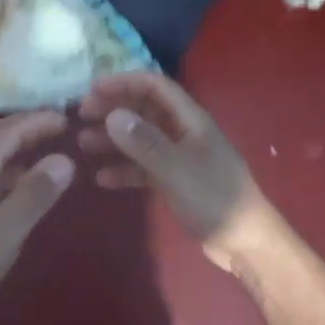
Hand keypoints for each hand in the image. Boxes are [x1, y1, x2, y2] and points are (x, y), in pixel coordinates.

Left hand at [0, 111, 74, 306]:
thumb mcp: (8, 228)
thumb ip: (36, 193)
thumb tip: (65, 160)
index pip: (8, 131)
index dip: (37, 121)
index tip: (66, 119)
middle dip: (25, 127)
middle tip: (57, 126)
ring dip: (14, 146)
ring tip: (43, 151)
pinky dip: (4, 166)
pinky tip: (18, 183)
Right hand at [79, 72, 282, 269]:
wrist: (244, 242)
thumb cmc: (215, 199)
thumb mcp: (176, 169)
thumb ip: (144, 142)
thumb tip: (112, 115)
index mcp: (192, 121)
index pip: (156, 87)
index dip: (124, 82)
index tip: (91, 90)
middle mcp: (185, 133)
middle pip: (145, 110)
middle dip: (113, 109)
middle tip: (81, 115)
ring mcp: (181, 158)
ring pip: (141, 140)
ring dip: (114, 139)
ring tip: (83, 144)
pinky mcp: (176, 182)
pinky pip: (145, 168)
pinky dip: (124, 170)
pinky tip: (103, 179)